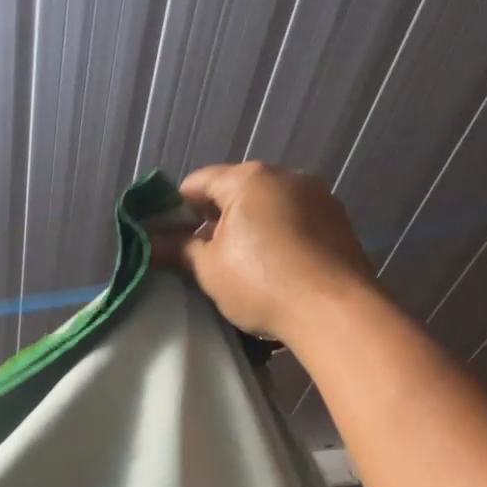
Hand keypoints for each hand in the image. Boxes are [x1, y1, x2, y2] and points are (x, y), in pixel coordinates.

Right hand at [155, 162, 376, 342]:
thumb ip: (178, 249)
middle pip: (235, 190)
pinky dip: (275, 236)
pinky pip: (293, 220)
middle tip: (198, 256)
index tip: (165, 237)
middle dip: (212, 219)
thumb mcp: (208, 269)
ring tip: (235, 265)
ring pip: (267, 205)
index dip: (175, 207)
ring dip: (246, 228)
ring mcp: (317, 196)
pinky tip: (271, 268)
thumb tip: (149, 241)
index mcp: (249, 179)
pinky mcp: (337, 221)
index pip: (198, 182)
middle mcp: (286, 176)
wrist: (333, 309)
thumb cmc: (260, 283)